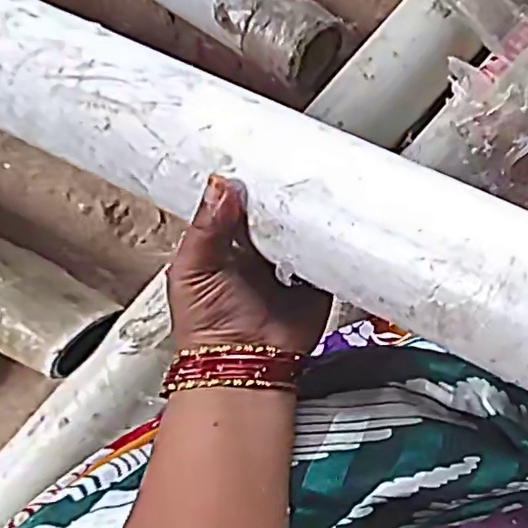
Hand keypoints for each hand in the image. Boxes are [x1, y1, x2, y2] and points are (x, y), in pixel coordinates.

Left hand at [168, 175, 331, 352]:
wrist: (248, 360)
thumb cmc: (209, 323)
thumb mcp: (194, 269)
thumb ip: (208, 228)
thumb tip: (221, 186)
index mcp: (226, 246)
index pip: (239, 207)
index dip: (248, 188)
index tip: (260, 168)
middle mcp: (261, 254)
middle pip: (277, 218)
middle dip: (285, 202)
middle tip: (297, 179)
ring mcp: (291, 267)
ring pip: (304, 234)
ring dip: (310, 222)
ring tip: (318, 200)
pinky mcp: (317, 282)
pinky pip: (329, 258)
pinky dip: (332, 247)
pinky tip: (333, 231)